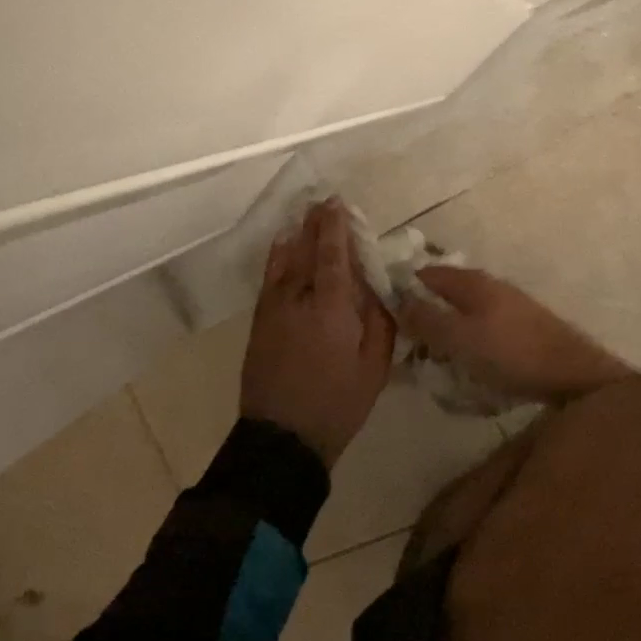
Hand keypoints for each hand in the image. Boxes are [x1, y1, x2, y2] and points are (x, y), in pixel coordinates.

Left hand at [241, 198, 395, 467]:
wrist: (282, 438)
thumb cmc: (337, 404)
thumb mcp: (374, 368)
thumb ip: (380, 323)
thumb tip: (379, 289)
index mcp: (331, 309)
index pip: (334, 256)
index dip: (335, 228)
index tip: (337, 203)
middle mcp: (299, 299)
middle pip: (306, 252)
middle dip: (315, 225)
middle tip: (323, 202)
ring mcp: (274, 310)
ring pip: (284, 262)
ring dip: (295, 237)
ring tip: (304, 217)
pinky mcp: (260, 323)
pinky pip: (269, 280)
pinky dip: (276, 259)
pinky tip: (282, 249)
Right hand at [399, 267, 632, 404]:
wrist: (574, 375)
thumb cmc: (511, 353)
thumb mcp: (459, 339)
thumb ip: (426, 320)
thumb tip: (397, 300)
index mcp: (471, 281)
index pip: (426, 272)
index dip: (402, 287)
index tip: (381, 313)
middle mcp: (489, 286)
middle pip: (444, 294)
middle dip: (422, 315)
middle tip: (404, 345)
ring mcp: (508, 306)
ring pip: (462, 314)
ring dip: (444, 333)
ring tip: (429, 360)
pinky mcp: (520, 329)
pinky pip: (480, 331)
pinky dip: (465, 343)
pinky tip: (463, 365)